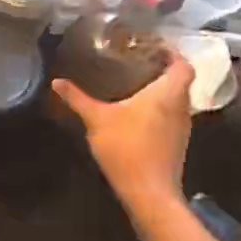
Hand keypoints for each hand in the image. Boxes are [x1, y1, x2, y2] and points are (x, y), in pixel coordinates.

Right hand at [52, 56, 195, 210]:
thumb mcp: (96, 119)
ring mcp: (182, 128)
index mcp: (167, 94)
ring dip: (162, 91)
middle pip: (181, 82)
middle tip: (139, 61)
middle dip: (163, 70)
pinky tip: (137, 113)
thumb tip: (56, 81)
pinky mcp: (176, 144)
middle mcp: (181, 108)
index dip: (173, 53)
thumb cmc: (127, 148)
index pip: (183, 65)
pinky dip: (159, 109)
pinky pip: (172, 117)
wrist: (149, 194)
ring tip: (136, 83)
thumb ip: (77, 98)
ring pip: (177, 101)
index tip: (154, 46)